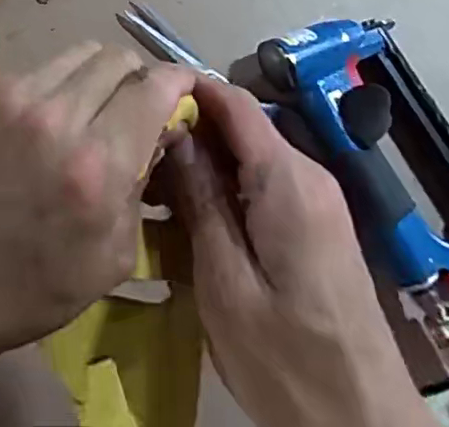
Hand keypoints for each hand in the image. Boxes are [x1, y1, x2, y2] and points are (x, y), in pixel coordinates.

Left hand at [0, 40, 198, 356]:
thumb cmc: (37, 283)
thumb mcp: (115, 252)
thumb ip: (145, 180)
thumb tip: (163, 128)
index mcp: (98, 165)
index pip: (155, 88)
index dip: (180, 82)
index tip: (186, 92)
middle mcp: (61, 117)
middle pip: (120, 59)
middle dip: (142, 77)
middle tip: (142, 106)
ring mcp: (21, 98)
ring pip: (86, 50)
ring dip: (106, 72)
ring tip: (103, 104)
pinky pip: (50, 64)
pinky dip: (69, 78)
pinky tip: (63, 110)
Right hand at [161, 77, 432, 426]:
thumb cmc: (288, 362)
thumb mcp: (226, 282)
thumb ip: (200, 199)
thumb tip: (175, 131)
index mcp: (287, 181)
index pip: (233, 101)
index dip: (186, 87)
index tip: (136, 95)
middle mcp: (308, 175)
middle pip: (239, 125)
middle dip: (186, 128)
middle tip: (133, 150)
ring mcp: (315, 199)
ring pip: (247, 153)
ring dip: (200, 159)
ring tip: (150, 184)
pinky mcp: (314, 223)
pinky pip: (260, 181)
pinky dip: (222, 184)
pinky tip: (188, 212)